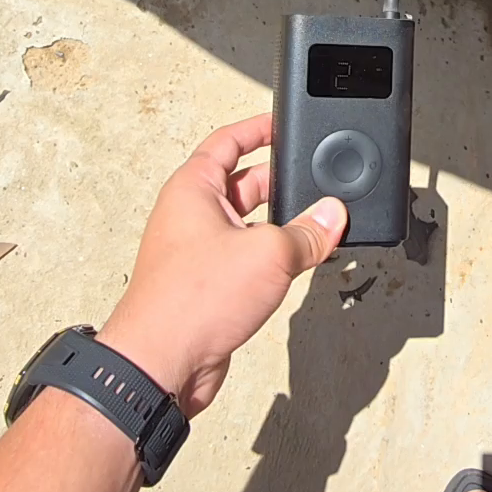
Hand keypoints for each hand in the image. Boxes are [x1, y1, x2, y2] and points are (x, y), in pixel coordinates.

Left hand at [97, 113, 346, 415]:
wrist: (159, 367)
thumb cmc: (189, 301)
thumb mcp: (268, 253)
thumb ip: (307, 232)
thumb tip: (332, 217)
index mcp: (193, 188)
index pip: (227, 141)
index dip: (257, 129)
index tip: (282, 123)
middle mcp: (191, 215)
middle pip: (242, 182)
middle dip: (280, 182)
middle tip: (312, 179)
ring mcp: (198, 250)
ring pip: (248, 222)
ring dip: (279, 224)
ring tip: (314, 224)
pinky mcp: (208, 284)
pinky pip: (246, 256)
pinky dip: (272, 256)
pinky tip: (297, 264)